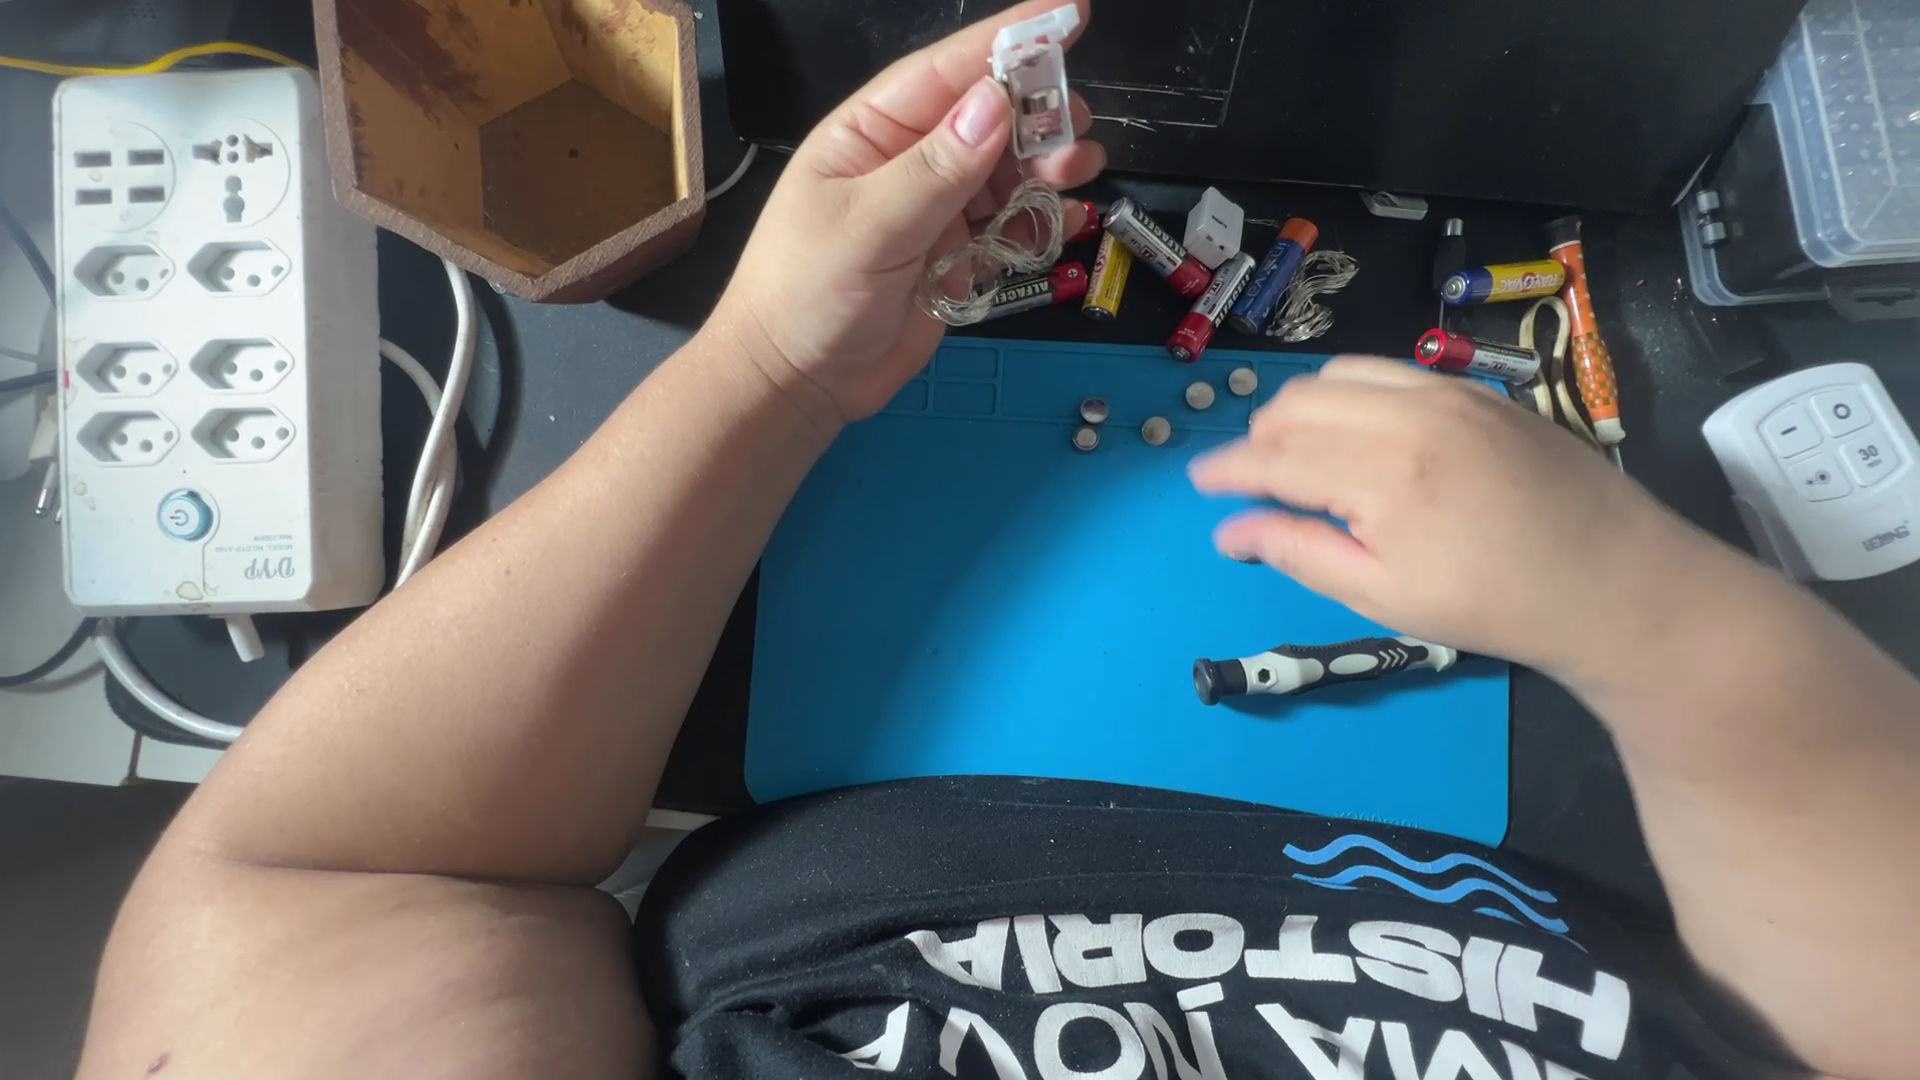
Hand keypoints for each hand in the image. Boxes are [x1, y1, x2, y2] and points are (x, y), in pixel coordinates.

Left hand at [710, 0, 1106, 424]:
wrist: (799, 381)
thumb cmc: (806, 295)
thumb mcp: (865, 229)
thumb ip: (932, 172)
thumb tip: (992, 105)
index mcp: (872, 134)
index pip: (946, 73)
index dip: (1009, 41)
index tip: (1070, 14)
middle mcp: (908, 166)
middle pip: (986, 123)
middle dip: (1036, 119)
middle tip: (1078, 131)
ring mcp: (934, 215)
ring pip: (1004, 177)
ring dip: (1044, 173)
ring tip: (1075, 176)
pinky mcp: (953, 261)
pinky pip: (1005, 232)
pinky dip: (1035, 228)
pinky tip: (1059, 225)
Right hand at [1189, 358, 1721, 679]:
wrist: (1620, 584)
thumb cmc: (1491, 605)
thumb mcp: (1380, 596)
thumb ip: (1296, 553)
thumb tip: (1228, 533)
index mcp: (1384, 477)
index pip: (1274, 458)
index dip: (1226, 470)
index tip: (1198, 481)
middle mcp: (1410, 417)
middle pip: (1296, 404)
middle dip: (1258, 439)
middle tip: (1254, 481)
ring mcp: (1449, 394)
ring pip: (1335, 375)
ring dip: (1298, 410)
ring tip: (1299, 453)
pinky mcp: (1477, 390)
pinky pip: (1386, 370)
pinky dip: (1348, 395)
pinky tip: (1357, 434)